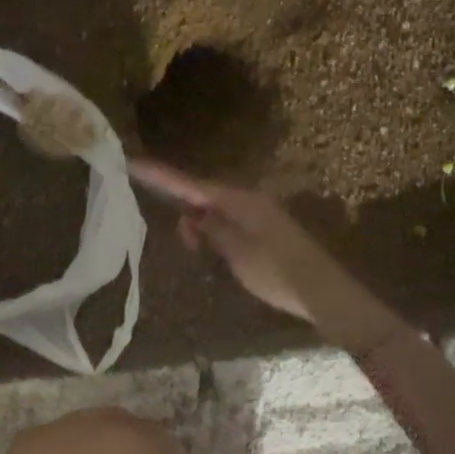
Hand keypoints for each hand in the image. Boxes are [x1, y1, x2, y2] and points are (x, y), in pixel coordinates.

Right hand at [130, 159, 329, 320]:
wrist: (322, 291)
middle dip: (182, 208)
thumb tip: (192, 216)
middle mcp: (247, 200)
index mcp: (238, 200)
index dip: (159, 175)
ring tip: (198, 251)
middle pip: (202, 195)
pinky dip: (215, 233)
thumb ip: (210, 230)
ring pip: (215, 211)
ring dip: (200, 226)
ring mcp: (258, 215)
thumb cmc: (276, 271)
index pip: (189, 185)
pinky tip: (213, 251)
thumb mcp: (235, 252)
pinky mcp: (264, 231)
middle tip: (184, 241)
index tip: (132, 162)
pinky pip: (228, 223)